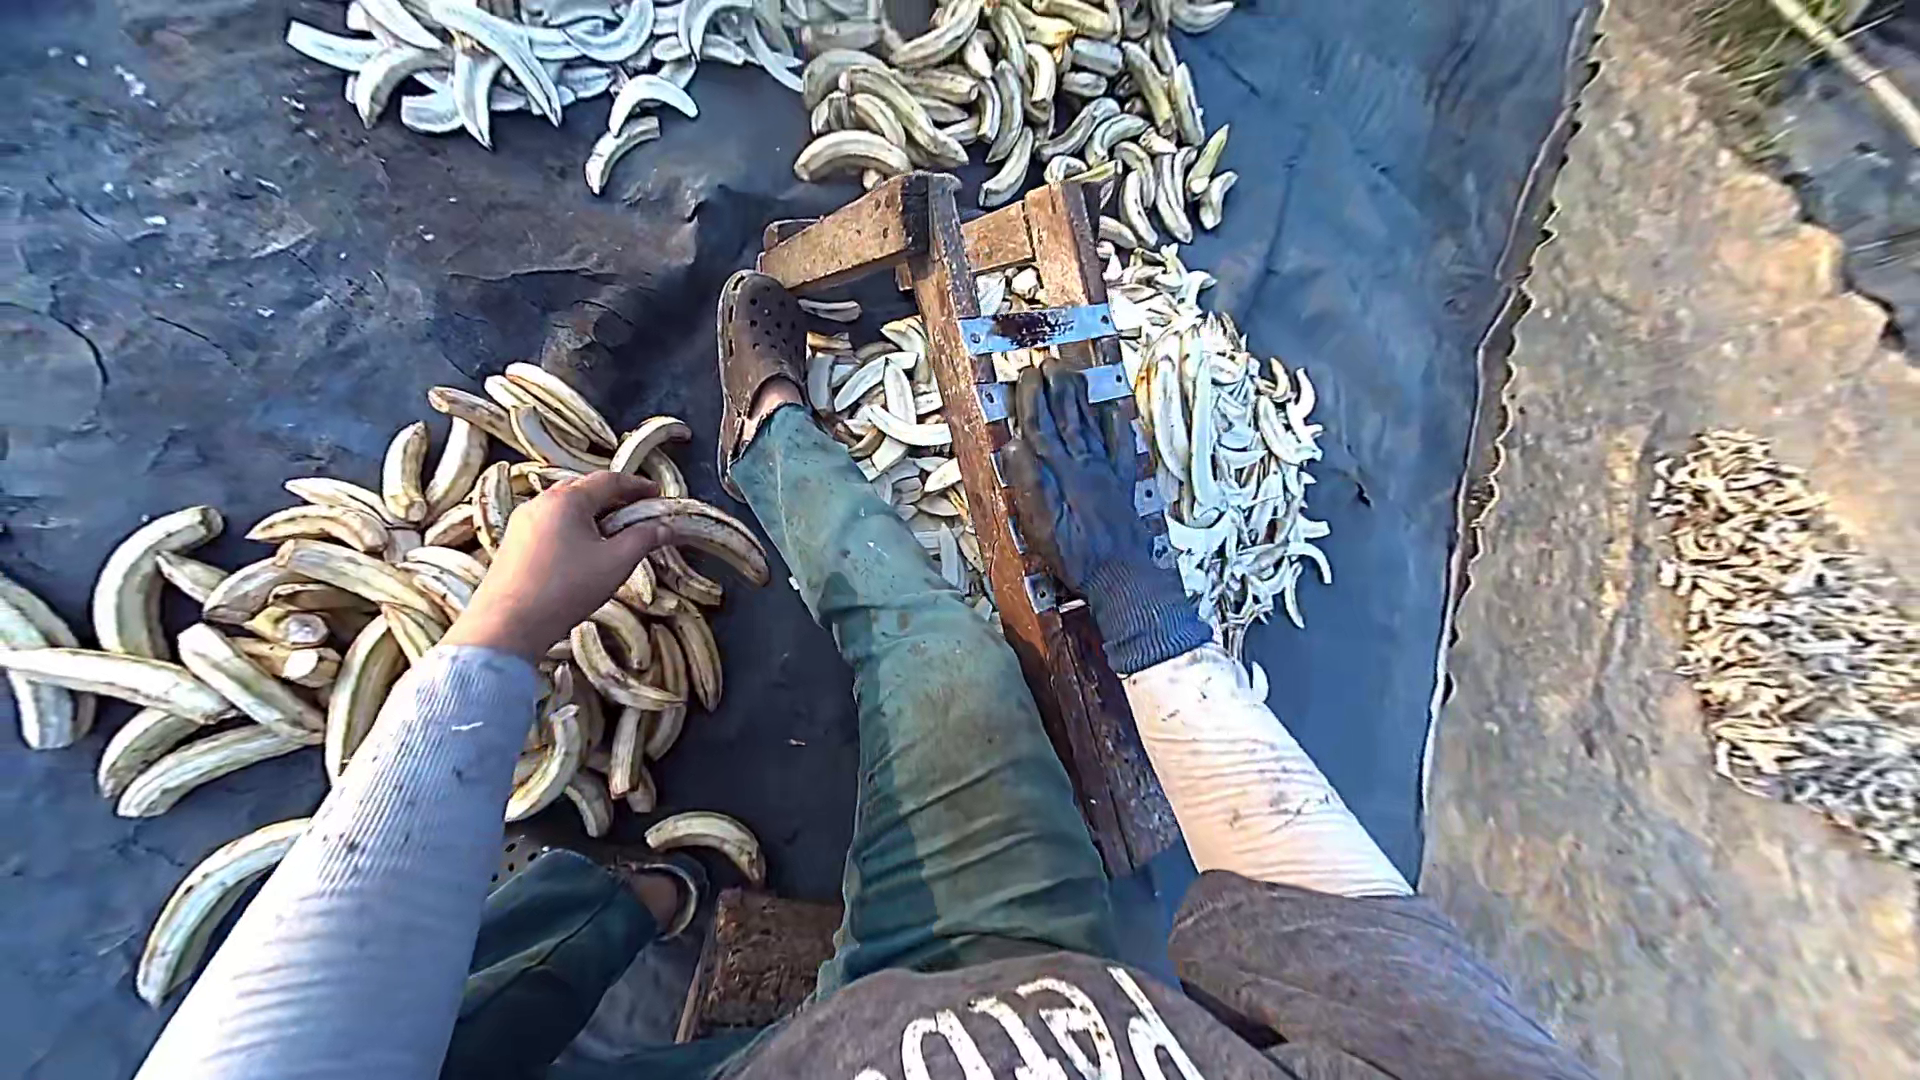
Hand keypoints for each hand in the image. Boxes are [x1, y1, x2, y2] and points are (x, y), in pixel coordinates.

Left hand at [441, 472, 670, 661]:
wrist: (508, 623)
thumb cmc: (565, 588)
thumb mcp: (618, 561)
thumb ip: (645, 538)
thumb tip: (665, 528)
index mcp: (567, 501)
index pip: (609, 480)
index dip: (638, 485)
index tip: (656, 493)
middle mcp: (541, 503)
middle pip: (585, 489)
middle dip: (616, 497)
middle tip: (639, 509)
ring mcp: (523, 522)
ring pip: (567, 506)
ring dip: (595, 512)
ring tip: (616, 530)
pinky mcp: (514, 542)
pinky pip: (551, 523)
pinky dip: (575, 525)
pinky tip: (587, 547)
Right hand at [1002, 362, 1210, 673]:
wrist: (1123, 575)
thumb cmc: (1078, 557)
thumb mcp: (1043, 528)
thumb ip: (1030, 486)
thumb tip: (1015, 445)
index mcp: (1062, 475)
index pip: (1042, 429)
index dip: (1032, 401)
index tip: (1026, 375)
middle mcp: (1086, 466)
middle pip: (1067, 419)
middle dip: (1056, 389)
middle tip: (1048, 362)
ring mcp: (1107, 471)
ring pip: (1092, 424)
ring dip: (1080, 397)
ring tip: (1072, 372)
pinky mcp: (1123, 482)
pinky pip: (1121, 444)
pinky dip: (1117, 422)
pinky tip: (1113, 406)